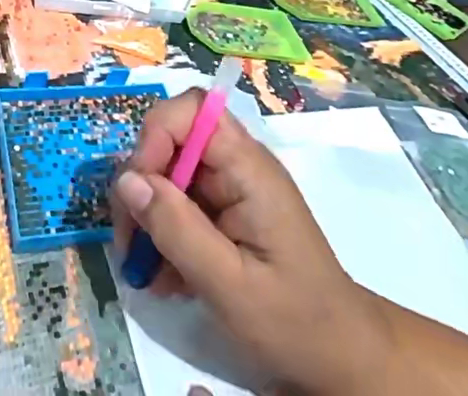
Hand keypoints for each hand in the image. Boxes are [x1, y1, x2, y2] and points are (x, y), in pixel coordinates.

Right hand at [110, 90, 396, 395]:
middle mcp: (236, 166)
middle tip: (130, 242)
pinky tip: (162, 277)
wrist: (342, 358)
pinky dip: (160, 235)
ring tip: (144, 270)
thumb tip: (126, 180)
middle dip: (140, 185)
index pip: (193, 109)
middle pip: (170, 141)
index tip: (139, 187)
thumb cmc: (296, 322)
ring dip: (145, 217)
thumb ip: (177, 229)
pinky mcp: (220, 212)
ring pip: (164, 174)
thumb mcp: (230, 285)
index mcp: (248, 168)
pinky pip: (175, 204)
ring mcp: (227, 189)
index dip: (157, 134)